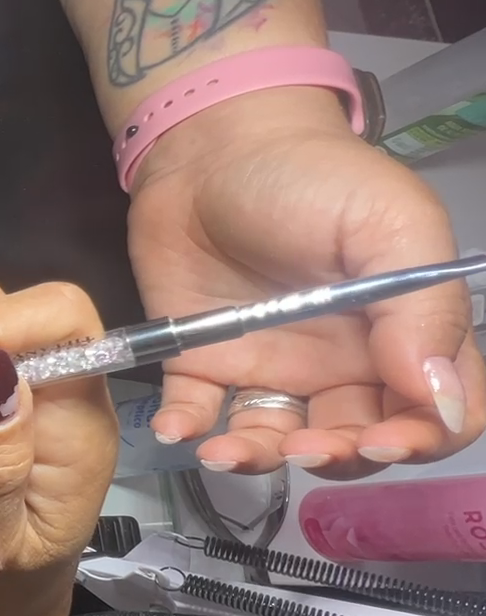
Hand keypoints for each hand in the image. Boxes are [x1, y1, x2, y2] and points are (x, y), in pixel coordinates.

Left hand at [128, 86, 485, 475]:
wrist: (210, 160)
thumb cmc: (312, 181)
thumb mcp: (388, 229)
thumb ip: (419, 309)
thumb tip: (438, 389)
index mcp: (400, 332)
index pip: (432, 406)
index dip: (422, 435)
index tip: (389, 442)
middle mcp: (334, 360)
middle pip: (348, 433)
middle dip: (335, 454)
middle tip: (308, 449)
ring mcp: (261, 362)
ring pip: (269, 432)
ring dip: (256, 455)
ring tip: (229, 454)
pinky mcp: (195, 356)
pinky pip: (193, 406)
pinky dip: (186, 425)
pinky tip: (177, 431)